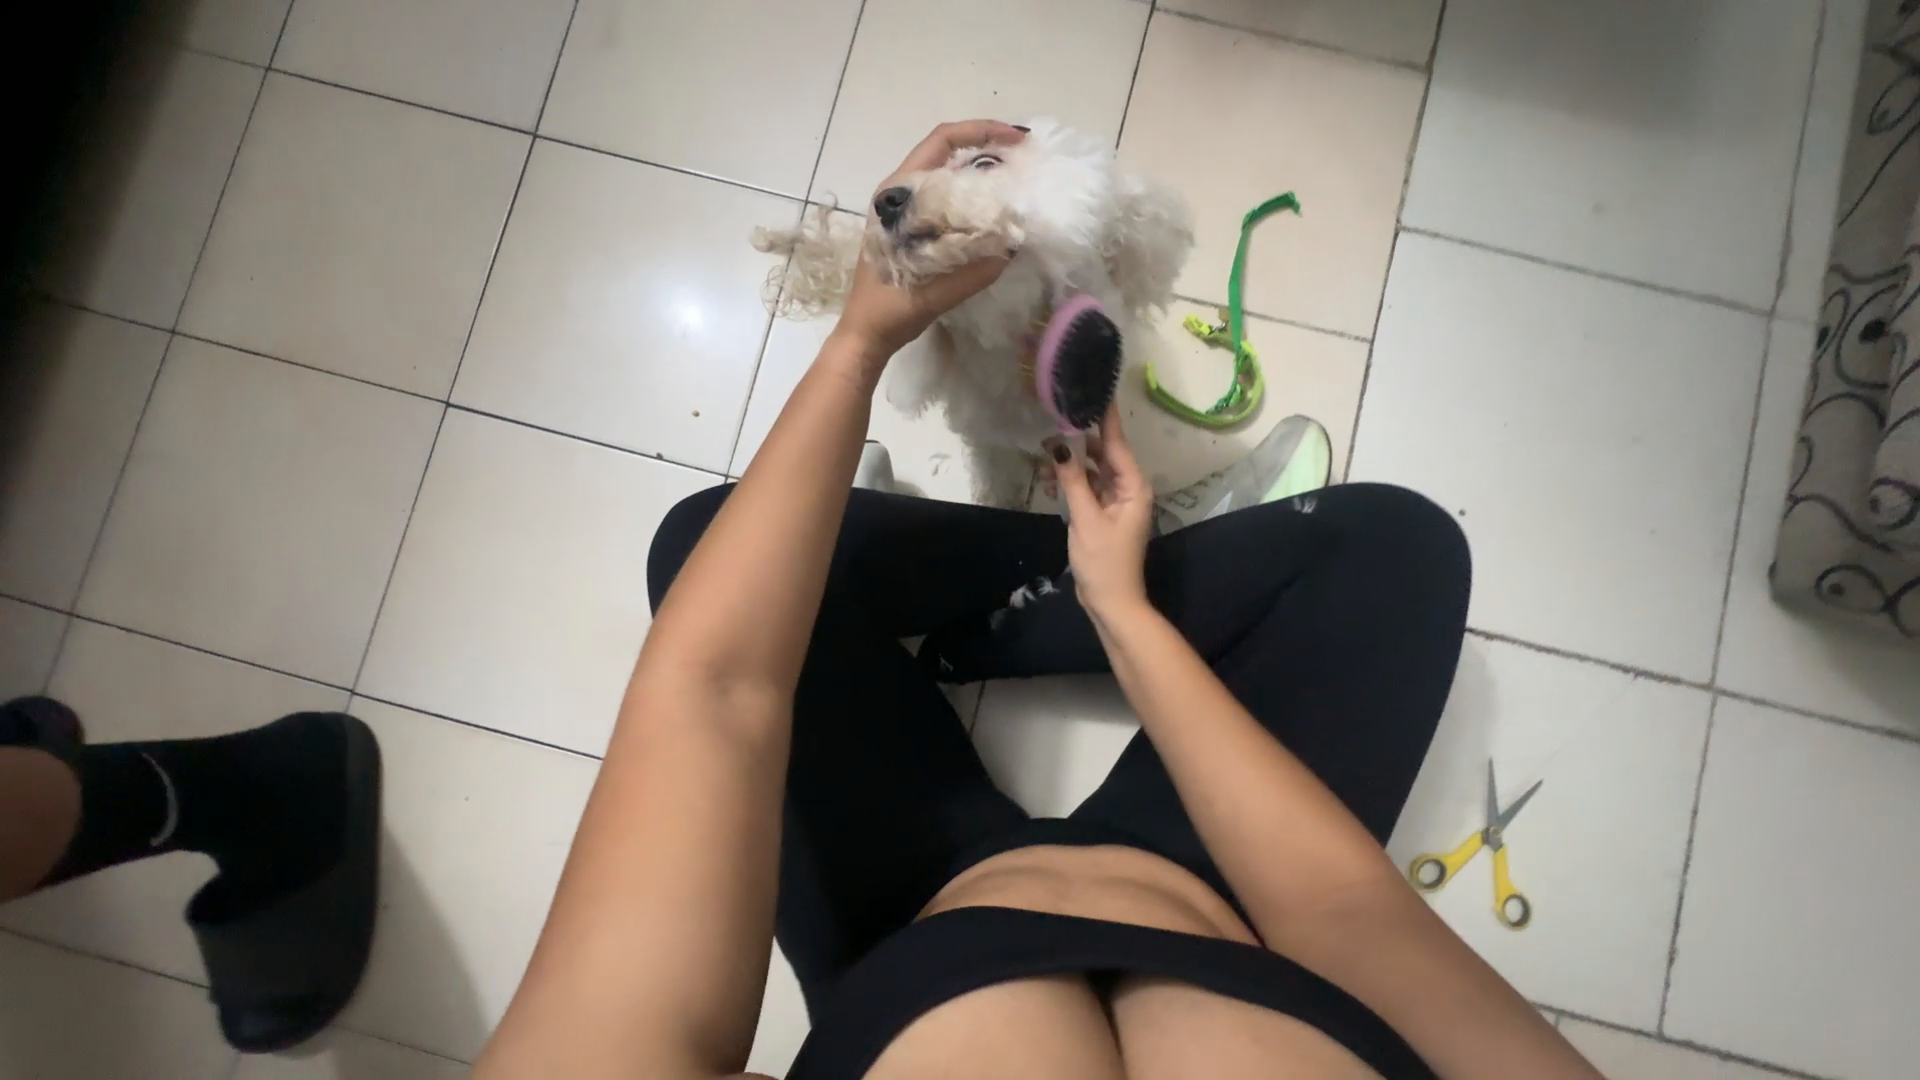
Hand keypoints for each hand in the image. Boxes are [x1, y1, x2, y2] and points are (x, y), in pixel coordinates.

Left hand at [829, 120, 1027, 364]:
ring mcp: (905, 212)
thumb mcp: (928, 296)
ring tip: (1015, 186)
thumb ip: (968, 276)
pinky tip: (994, 217)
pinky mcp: (912, 230)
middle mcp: (899, 196)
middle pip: (948, 154)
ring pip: (949, 178)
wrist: (864, 337)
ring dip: (982, 176)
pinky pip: (947, 203)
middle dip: (988, 151)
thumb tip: (1009, 251)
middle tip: (1024, 163)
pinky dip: (973, 202)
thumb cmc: (887, 313)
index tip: (1016, 141)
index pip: (940, 143)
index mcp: (895, 198)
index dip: (981, 132)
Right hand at [1052, 405, 1155, 625]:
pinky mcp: (1104, 512)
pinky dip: (1072, 481)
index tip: (1093, 389)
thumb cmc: (1103, 561)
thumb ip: (1072, 480)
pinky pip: (1088, 487)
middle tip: (1051, 424)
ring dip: (1071, 463)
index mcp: (1133, 486)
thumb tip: (1059, 444)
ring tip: (1045, 456)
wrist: (1111, 601)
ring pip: (1092, 470)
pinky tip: (1051, 479)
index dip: (1103, 416)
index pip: (1116, 441)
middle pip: (1104, 452)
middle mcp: (1128, 487)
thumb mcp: (1085, 519)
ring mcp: (1116, 500)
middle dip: (1078, 440)